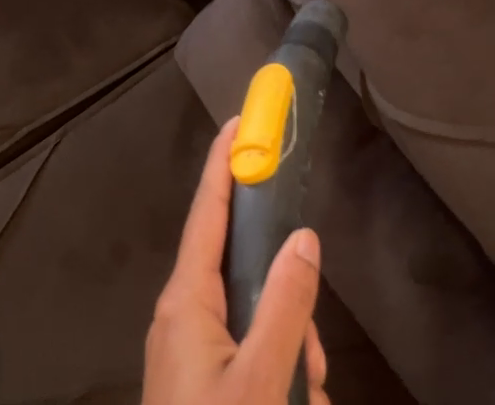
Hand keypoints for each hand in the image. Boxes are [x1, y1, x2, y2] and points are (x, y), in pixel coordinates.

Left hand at [143, 117, 328, 404]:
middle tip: (310, 358)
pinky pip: (251, 349)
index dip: (225, 161)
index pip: (208, 211)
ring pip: (257, 315)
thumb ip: (286, 304)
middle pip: (246, 269)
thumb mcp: (261, 379)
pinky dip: (279, 370)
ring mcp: (192, 348)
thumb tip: (302, 237)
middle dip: (288, 301)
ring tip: (302, 396)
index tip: (243, 117)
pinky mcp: (202, 378)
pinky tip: (294, 402)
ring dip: (291, 349)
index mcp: (187, 301)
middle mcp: (184, 314)